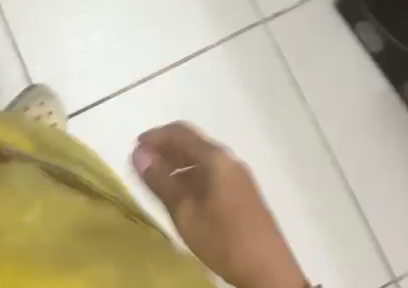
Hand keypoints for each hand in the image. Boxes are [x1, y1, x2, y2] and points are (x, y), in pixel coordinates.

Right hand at [134, 123, 307, 287]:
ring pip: (203, 161)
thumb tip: (138, 154)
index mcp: (216, 159)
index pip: (180, 133)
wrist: (271, 276)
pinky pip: (212, 175)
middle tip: (144, 164)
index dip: (156, 136)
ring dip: (178, 165)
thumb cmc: (224, 240)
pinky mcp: (244, 195)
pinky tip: (183, 198)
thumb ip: (160, 181)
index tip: (136, 147)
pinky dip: (192, 178)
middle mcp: (229, 161)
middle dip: (166, 150)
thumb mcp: (185, 212)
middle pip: (192, 144)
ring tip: (159, 182)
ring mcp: (240, 178)